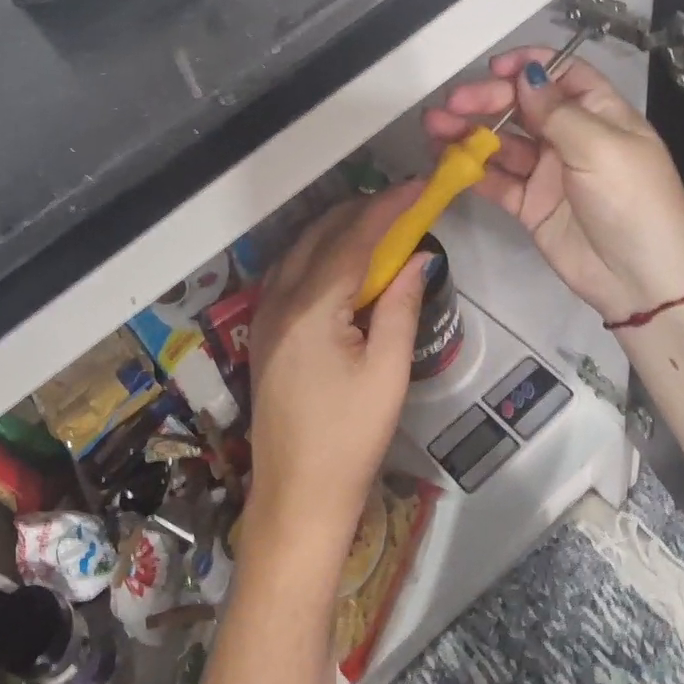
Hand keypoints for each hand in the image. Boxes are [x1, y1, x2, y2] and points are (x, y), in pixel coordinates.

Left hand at [243, 187, 435, 552]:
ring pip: (298, 250)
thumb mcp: (387, 372)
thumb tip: (418, 258)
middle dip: (361, 212)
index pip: (353, 240)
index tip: (420, 188)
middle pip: (320, 236)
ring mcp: (264, 315)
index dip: (388, 209)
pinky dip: (316, 254)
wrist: (297, 495)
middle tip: (404, 204)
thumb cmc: (350, 439)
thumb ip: (399, 306)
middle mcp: (279, 300)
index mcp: (310, 308)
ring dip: (336, 230)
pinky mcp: (263, 332)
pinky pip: (287, 273)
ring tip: (379, 224)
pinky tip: (341, 262)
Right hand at [422, 49, 683, 322]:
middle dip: (485, 101)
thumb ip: (556, 112)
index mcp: (600, 115)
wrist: (642, 280)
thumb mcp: (601, 147)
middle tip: (450, 105)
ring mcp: (548, 173)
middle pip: (522, 108)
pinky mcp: (529, 205)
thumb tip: (527, 75)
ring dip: (468, 134)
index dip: (529, 66)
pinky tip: (444, 161)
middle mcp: (571, 138)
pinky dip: (469, 171)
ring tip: (433, 128)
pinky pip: (495, 180)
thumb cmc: (633, 201)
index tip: (494, 68)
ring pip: (501, 144)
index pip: (562, 76)